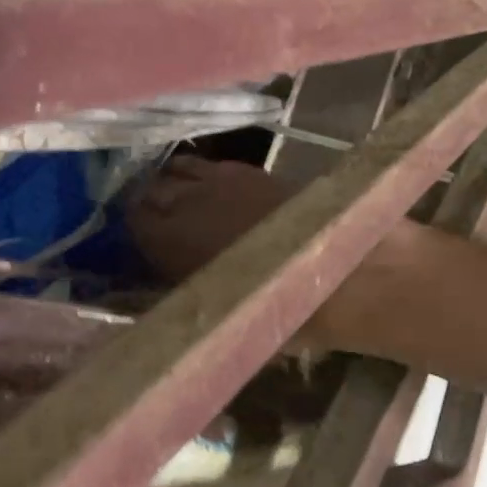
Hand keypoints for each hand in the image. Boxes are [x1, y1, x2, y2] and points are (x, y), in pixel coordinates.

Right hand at [126, 155, 433, 351]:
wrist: (358, 272)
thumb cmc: (287, 310)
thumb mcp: (224, 318)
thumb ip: (182, 301)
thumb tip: (155, 294)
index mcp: (173, 239)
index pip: (132, 220)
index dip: (129, 230)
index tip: (129, 244)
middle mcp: (193, 200)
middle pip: (155, 190)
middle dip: (149, 203)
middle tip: (149, 224)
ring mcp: (228, 179)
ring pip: (184, 170)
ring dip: (176, 184)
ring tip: (179, 205)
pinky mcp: (260, 173)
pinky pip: (216, 168)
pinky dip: (207, 178)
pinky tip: (215, 194)